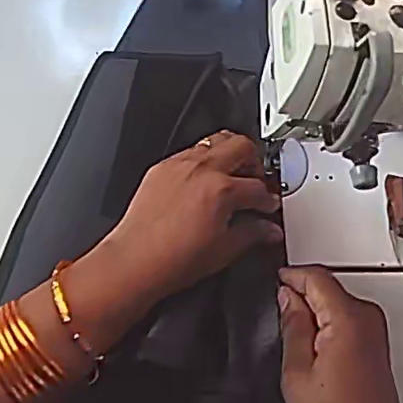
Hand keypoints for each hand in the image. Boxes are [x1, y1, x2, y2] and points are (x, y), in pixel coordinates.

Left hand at [92, 131, 281, 303]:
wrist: (135, 261)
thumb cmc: (172, 259)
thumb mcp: (224, 250)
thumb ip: (252, 234)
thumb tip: (267, 230)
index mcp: (222, 190)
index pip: (258, 187)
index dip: (268, 199)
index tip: (267, 205)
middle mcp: (202, 169)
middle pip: (242, 146)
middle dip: (255, 162)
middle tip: (255, 178)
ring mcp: (180, 164)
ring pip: (215, 140)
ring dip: (229, 153)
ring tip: (232, 172)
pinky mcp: (162, 167)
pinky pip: (190, 151)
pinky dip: (203, 160)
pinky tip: (203, 179)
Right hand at [278, 266, 402, 402]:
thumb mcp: (296, 372)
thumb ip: (292, 325)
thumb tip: (288, 297)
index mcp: (348, 318)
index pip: (316, 277)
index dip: (292, 275)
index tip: (277, 279)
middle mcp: (367, 318)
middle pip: (328, 288)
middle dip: (303, 295)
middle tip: (280, 315)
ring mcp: (376, 331)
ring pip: (337, 303)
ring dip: (316, 311)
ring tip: (297, 341)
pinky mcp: (377, 345)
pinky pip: (347, 319)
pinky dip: (329, 325)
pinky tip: (315, 352)